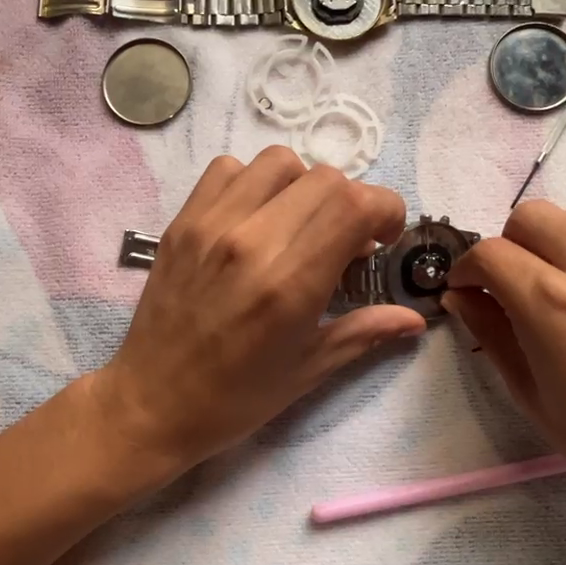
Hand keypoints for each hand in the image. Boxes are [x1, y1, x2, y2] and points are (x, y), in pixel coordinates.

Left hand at [91, 147, 425, 481]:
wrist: (150, 403)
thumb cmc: (234, 397)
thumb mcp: (307, 370)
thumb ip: (364, 332)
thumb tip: (415, 317)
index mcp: (290, 283)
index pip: (355, 204)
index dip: (385, 211)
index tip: (383, 240)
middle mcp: (252, 240)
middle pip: (326, 177)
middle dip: (351, 202)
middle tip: (346, 241)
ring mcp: (211, 225)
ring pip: (278, 162)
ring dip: (304, 185)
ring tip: (301, 224)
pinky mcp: (182, 222)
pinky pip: (228, 169)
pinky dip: (253, 181)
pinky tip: (256, 219)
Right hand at [442, 201, 565, 564]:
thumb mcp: (534, 397)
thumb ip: (492, 334)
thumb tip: (461, 295)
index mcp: (556, 306)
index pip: (490, 252)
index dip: (468, 269)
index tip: (472, 289)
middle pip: (533, 215)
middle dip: (511, 245)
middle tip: (520, 284)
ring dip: (565, 241)